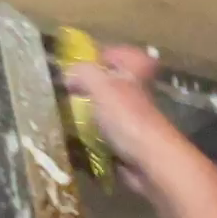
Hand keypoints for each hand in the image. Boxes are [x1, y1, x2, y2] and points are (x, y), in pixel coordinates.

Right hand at [62, 45, 198, 194]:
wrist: (150, 163)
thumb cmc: (128, 118)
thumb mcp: (101, 86)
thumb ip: (83, 74)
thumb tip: (67, 74)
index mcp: (136, 75)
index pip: (130, 55)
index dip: (111, 54)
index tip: (87, 63)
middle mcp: (138, 96)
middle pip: (116, 84)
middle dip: (92, 87)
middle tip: (69, 90)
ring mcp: (134, 122)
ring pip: (109, 111)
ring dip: (89, 114)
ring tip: (66, 116)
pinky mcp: (129, 145)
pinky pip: (105, 135)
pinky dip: (91, 137)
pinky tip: (75, 140)